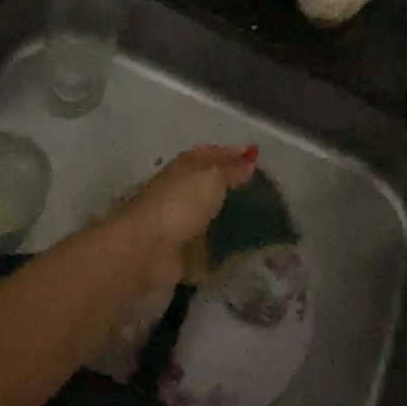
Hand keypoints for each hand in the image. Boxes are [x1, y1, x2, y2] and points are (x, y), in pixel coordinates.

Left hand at [114, 144, 257, 288]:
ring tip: (255, 220)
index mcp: (183, 167)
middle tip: (260, 190)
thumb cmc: (180, 205)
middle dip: (228, 185)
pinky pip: (203, 246)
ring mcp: (176, 223)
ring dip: (223, 217)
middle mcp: (177, 191)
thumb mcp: (212, 179)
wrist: (146, 250)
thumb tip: (249, 160)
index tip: (255, 156)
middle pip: (205, 184)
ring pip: (204, 215)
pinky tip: (239, 250)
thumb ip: (231, 170)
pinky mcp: (177, 252)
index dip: (230, 153)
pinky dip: (217, 247)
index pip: (209, 154)